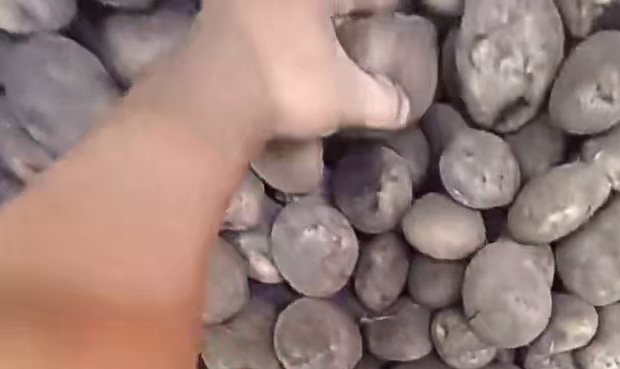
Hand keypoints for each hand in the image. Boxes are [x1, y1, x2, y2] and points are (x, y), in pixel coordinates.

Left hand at [133, 0, 410, 158]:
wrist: (215, 95)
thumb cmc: (288, 83)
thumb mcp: (346, 98)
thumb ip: (382, 101)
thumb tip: (404, 107)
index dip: (383, 8)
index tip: (394, 17)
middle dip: (343, 12)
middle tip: (357, 26)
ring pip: (292, 6)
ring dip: (310, 19)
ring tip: (325, 40)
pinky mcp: (220, 9)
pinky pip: (263, 12)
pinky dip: (281, 24)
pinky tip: (289, 44)